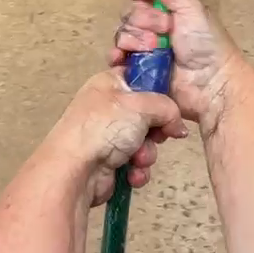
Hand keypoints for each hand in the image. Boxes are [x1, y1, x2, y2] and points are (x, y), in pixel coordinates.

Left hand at [44, 69, 186, 205]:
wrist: (75, 169)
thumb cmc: (105, 126)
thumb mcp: (141, 105)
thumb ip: (167, 107)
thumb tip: (177, 125)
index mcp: (110, 83)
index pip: (140, 78)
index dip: (158, 91)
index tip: (170, 105)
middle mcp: (108, 107)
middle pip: (147, 114)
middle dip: (155, 130)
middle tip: (158, 135)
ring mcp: (109, 135)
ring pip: (145, 141)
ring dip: (146, 153)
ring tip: (137, 158)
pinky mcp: (110, 161)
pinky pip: (136, 162)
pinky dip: (137, 169)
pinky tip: (131, 174)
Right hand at [111, 0, 244, 133]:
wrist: (211, 84)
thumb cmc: (207, 43)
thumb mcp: (190, 8)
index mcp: (165, 7)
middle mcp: (151, 24)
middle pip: (128, 10)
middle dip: (144, 19)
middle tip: (166, 29)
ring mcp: (143, 47)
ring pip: (121, 32)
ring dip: (136, 38)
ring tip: (156, 49)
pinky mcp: (136, 68)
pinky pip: (116, 56)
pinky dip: (117, 55)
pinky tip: (124, 58)